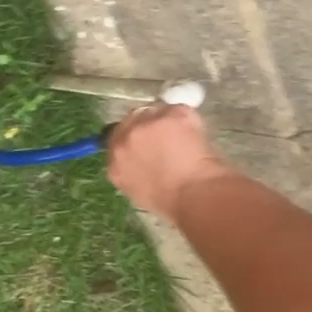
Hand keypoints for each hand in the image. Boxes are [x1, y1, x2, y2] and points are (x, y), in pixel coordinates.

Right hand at [106, 103, 236, 218]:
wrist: (193, 194)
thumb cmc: (169, 202)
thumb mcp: (137, 191)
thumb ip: (132, 170)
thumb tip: (141, 160)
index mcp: (115, 160)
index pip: (116, 137)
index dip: (133, 137)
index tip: (147, 141)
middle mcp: (126, 138)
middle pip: (132, 118)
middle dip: (147, 124)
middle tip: (166, 135)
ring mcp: (148, 123)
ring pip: (155, 110)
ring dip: (167, 120)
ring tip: (184, 137)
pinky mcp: (172, 114)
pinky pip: (178, 110)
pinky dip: (188, 121)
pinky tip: (196, 137)